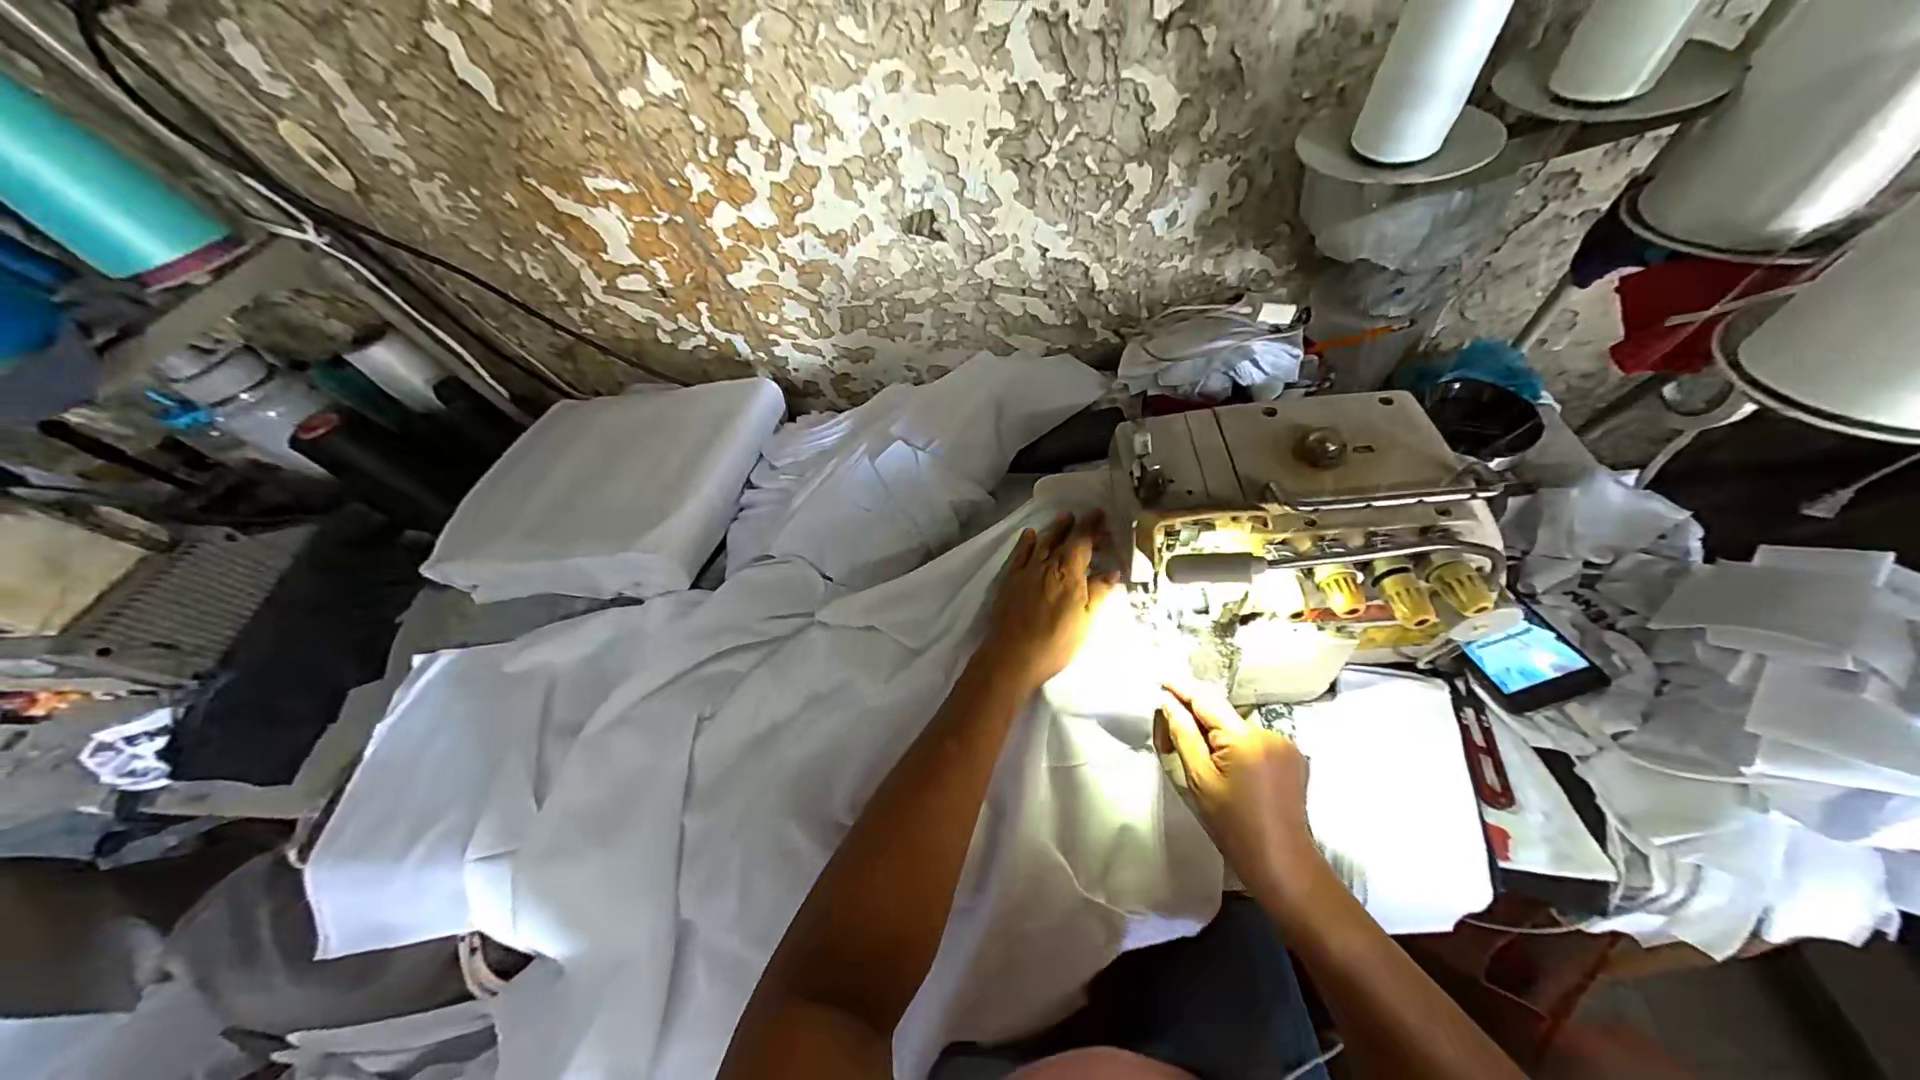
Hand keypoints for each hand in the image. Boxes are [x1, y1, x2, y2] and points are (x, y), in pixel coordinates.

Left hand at [980, 510, 1119, 689]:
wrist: (1011, 656)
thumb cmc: (1055, 644)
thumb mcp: (1085, 621)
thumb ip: (1098, 593)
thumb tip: (1112, 572)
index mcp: (1070, 575)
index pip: (1082, 542)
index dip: (1091, 527)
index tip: (1099, 515)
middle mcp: (1047, 566)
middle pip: (1063, 539)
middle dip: (1076, 526)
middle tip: (1086, 517)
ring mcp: (1026, 571)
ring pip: (1042, 542)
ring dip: (1054, 529)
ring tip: (1064, 518)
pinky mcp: (1010, 580)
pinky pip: (1019, 553)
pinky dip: (1026, 542)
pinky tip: (1030, 534)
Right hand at [1156, 681, 1318, 896]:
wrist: (1281, 861)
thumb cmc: (1233, 824)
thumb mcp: (1199, 779)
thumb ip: (1183, 735)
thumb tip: (1169, 703)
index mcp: (1244, 737)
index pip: (1206, 700)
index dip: (1182, 689)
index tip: (1161, 681)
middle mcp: (1269, 733)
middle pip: (1223, 713)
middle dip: (1196, 717)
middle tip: (1169, 731)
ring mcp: (1285, 745)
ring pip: (1237, 727)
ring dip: (1217, 734)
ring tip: (1199, 758)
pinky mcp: (1292, 758)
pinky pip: (1254, 741)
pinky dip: (1236, 746)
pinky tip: (1227, 769)